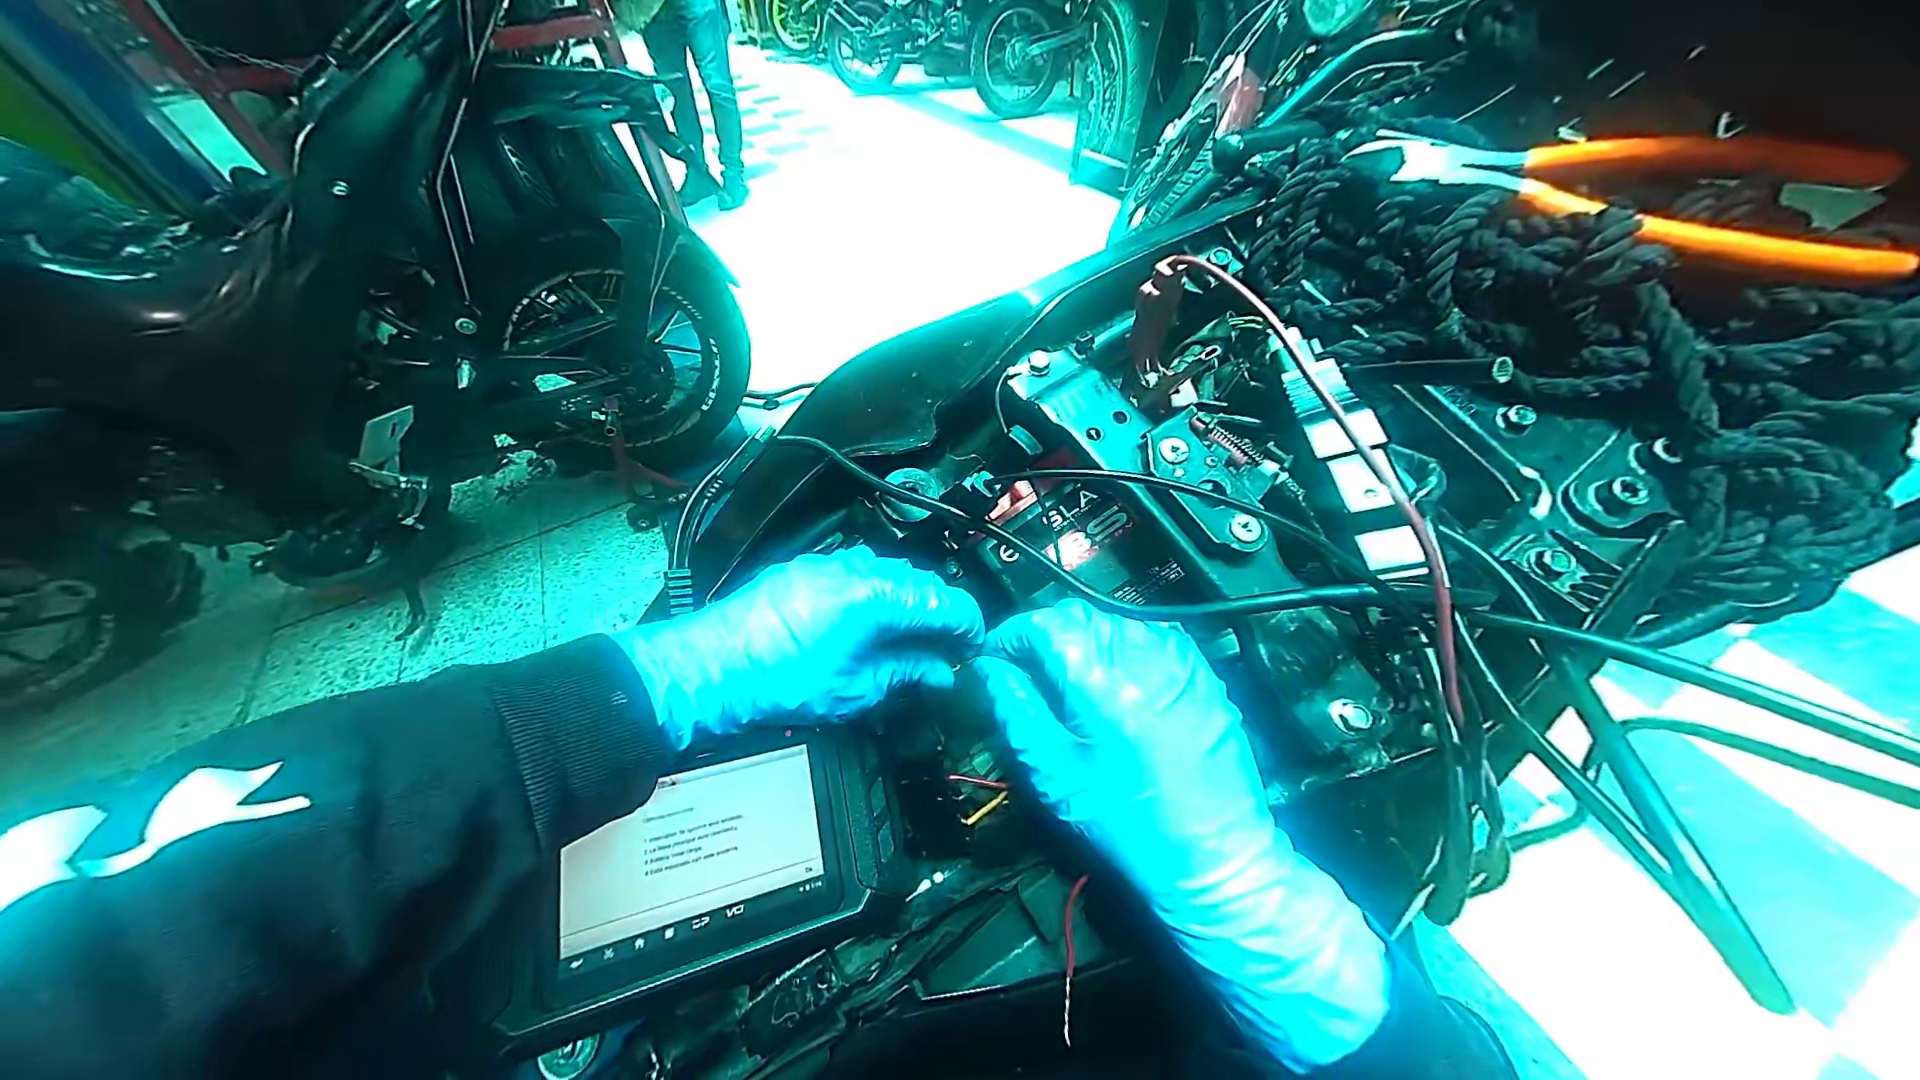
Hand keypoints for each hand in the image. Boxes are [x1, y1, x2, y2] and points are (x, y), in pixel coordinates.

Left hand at [622, 547, 983, 748]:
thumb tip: (938, 671)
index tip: (973, 646)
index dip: (968, 627)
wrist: (713, 667)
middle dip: (942, 616)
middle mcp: (858, 569)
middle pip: (924, 584)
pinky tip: (875, 624)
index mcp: (877, 596)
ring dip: (911, 604)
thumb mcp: (857, 688)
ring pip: (894, 576)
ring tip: (910, 641)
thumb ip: (908, 672)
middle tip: (946, 651)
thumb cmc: (775, 679)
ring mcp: (833, 565)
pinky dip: (880, 596)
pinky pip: (862, 574)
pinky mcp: (812, 569)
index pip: (945, 602)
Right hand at [973, 600, 1388, 1069]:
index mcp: (1105, 677)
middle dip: (1043, 636)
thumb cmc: (1126, 824)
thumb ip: (1014, 708)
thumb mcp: (1054, 772)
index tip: (994, 662)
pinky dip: (1116, 648)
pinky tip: (1111, 687)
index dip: (1009, 636)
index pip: (1043, 623)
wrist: (1216, 856)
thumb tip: (987, 667)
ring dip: (1079, 640)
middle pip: (1076, 615)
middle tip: (1026, 674)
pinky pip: (1144, 636)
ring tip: (1067, 684)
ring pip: (1110, 620)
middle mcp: (1146, 651)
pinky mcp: (1199, 670)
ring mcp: (1180, 656)